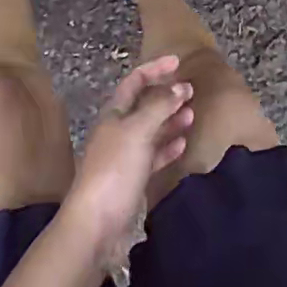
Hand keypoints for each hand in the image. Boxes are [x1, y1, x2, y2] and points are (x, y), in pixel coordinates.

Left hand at [59, 55, 194, 246]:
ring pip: (151, 130)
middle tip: (191, 91)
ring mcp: (125, 156)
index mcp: (114, 112)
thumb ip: (160, 105)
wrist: (95, 225)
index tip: (178, 61)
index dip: (155, 68)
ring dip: (171, 120)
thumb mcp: (138, 129)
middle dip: (167, 95)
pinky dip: (168, 147)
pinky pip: (153, 156)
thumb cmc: (115, 168)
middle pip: (144, 104)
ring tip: (192, 115)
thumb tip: (181, 86)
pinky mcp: (132, 179)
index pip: (135, 80)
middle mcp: (118, 130)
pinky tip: (182, 144)